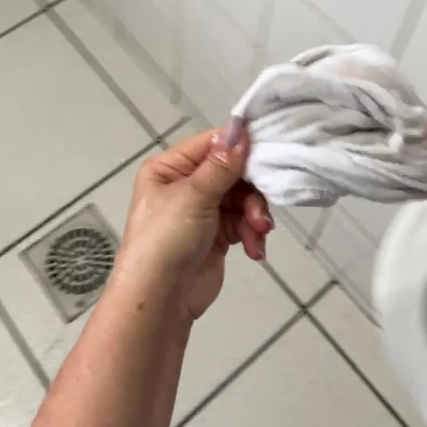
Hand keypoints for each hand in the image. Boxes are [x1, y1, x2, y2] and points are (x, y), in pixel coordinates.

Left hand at [113, 123, 272, 320]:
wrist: (159, 299)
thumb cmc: (167, 238)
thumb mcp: (194, 196)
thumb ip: (222, 164)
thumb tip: (240, 127)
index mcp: (170, 167)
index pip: (211, 145)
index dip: (239, 147)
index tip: (267, 152)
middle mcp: (185, 184)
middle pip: (231, 172)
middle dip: (251, 191)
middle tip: (262, 209)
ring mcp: (202, 210)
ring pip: (241, 198)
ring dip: (254, 215)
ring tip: (258, 233)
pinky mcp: (216, 235)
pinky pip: (242, 223)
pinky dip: (251, 233)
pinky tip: (255, 249)